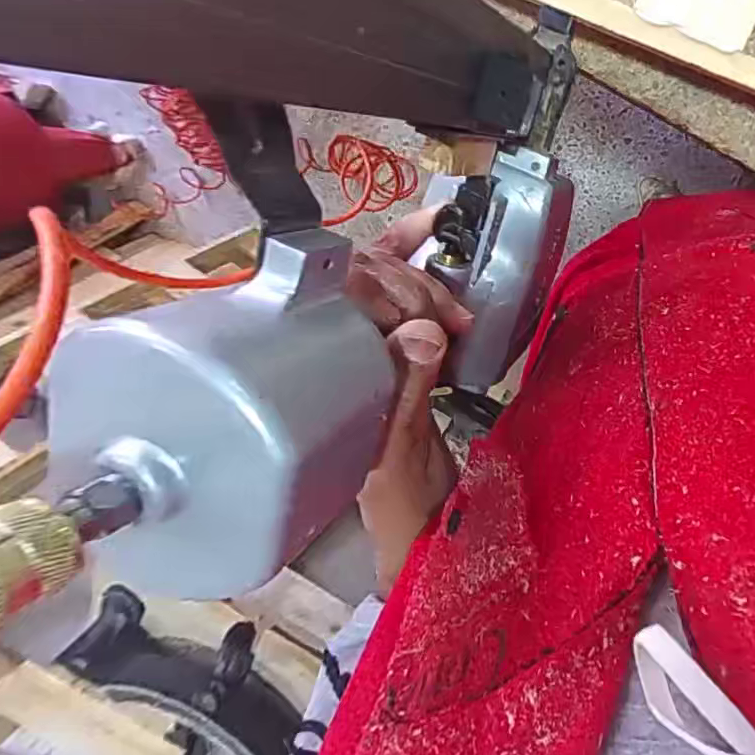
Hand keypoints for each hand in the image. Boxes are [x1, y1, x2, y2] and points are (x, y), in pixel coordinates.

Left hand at [346, 206, 465, 594]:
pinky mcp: (389, 344)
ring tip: (452, 296)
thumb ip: (406, 398)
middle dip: (411, 286)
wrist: (419, 523)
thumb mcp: (397, 459)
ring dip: (420, 271)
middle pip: (356, 278)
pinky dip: (417, 254)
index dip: (381, 288)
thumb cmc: (399, 504)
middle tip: (451, 316)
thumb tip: (424, 333)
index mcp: (302, 380)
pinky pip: (398, 286)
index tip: (430, 317)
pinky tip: (434, 231)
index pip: (328, 296)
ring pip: (376, 274)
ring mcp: (355, 343)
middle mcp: (319, 351)